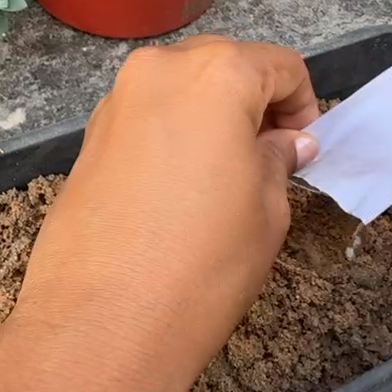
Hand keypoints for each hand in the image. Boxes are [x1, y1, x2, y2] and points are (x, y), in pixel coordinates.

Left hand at [15, 35, 320, 391]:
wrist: (98, 326)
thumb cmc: (203, 264)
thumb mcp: (267, 209)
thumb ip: (279, 159)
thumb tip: (288, 141)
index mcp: (215, 74)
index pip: (279, 65)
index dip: (302, 104)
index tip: (302, 147)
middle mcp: (160, 68)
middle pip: (225, 65)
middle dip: (254, 101)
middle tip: (267, 156)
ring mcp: (117, 99)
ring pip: (182, 86)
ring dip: (212, 114)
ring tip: (221, 173)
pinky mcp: (89, 135)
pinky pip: (148, 113)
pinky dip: (174, 130)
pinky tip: (177, 186)